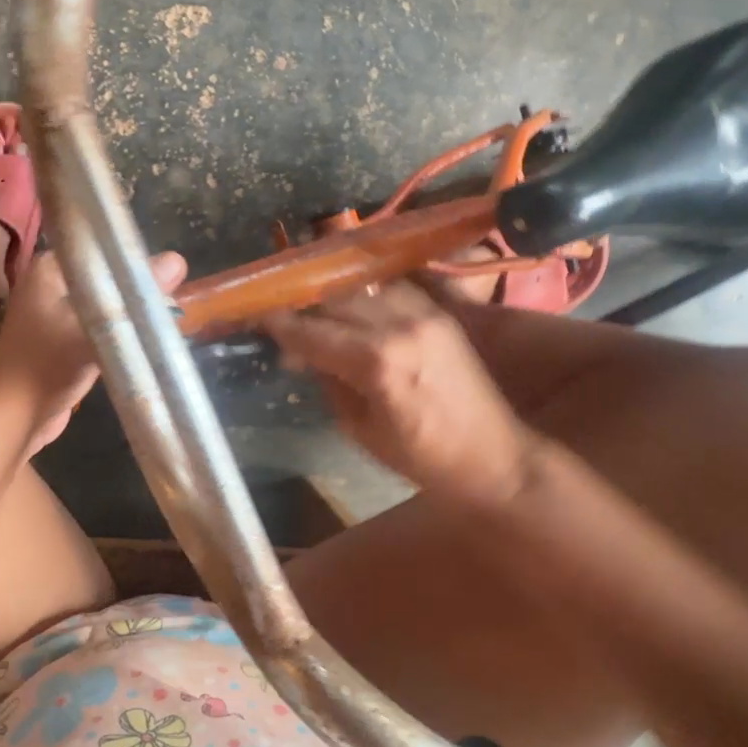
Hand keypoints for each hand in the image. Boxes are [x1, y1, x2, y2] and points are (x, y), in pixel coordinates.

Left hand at [0, 250, 188, 452]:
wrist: (12, 420)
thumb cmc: (46, 364)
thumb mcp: (96, 326)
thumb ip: (134, 296)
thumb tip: (179, 260)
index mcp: (49, 268)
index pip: (100, 247)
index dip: (134, 256)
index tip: (170, 270)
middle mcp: (50, 285)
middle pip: (105, 276)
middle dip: (137, 287)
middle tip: (177, 296)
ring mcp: (56, 316)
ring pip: (105, 305)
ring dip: (131, 313)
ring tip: (169, 315)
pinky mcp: (63, 344)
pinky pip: (100, 330)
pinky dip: (120, 334)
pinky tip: (147, 338)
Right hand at [262, 282, 537, 508]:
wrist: (492, 457)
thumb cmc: (419, 457)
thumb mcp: (358, 428)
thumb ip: (327, 381)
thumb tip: (297, 353)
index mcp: (376, 362)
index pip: (312, 331)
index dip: (279, 324)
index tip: (255, 317)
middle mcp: (399, 327)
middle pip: (333, 300)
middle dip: (302, 305)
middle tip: (279, 313)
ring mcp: (423, 315)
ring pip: (361, 289)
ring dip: (332, 297)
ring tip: (312, 308)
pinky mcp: (439, 314)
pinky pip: (391, 290)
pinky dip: (364, 295)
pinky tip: (350, 307)